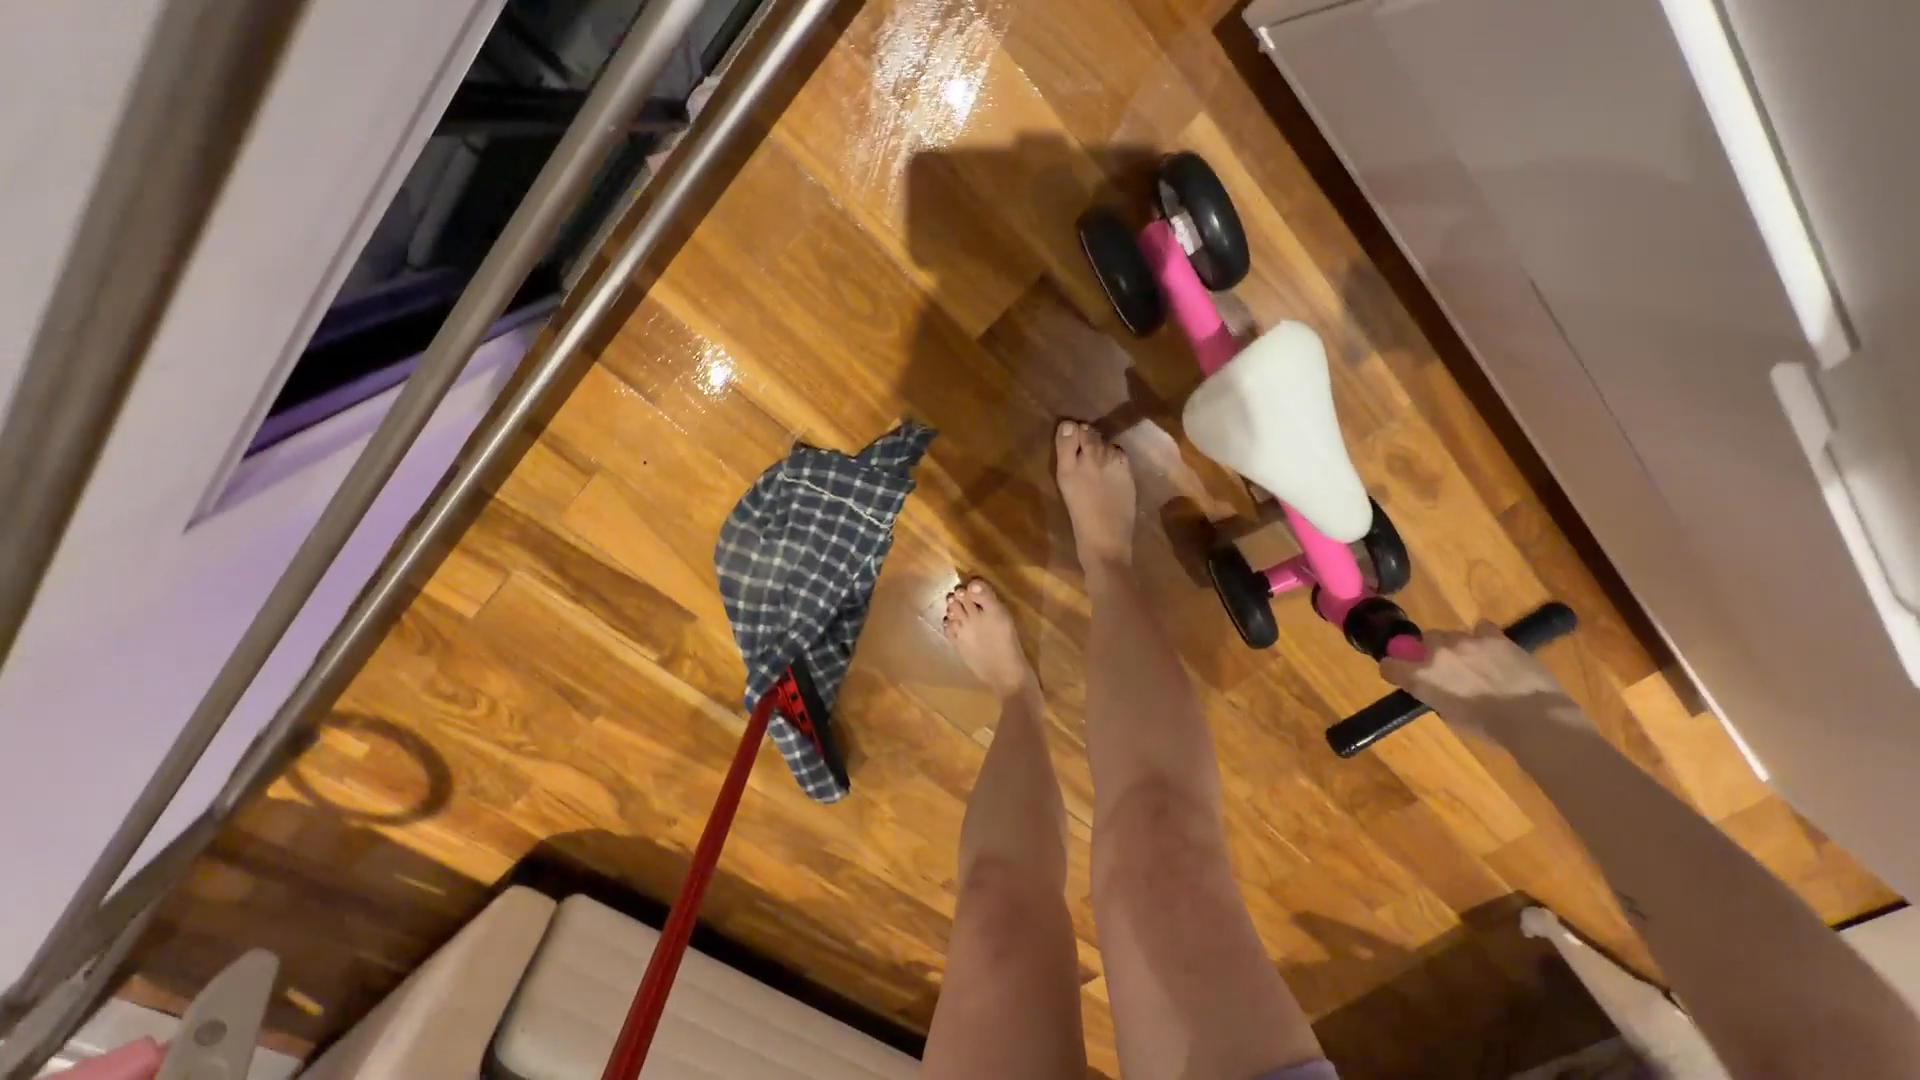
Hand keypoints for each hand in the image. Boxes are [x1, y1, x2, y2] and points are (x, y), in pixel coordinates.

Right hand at [1379, 621, 1576, 740]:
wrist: (1533, 717)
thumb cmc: (1489, 728)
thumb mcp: (1450, 716)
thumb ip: (1436, 694)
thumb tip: (1438, 686)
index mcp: (1420, 677)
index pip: (1389, 664)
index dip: (1395, 669)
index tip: (1402, 676)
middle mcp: (1436, 652)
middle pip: (1423, 640)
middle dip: (1430, 652)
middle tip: (1447, 669)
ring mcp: (1465, 640)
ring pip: (1451, 634)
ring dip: (1457, 646)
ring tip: (1475, 662)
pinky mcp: (1493, 635)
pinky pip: (1481, 628)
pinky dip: (1483, 637)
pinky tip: (1493, 650)